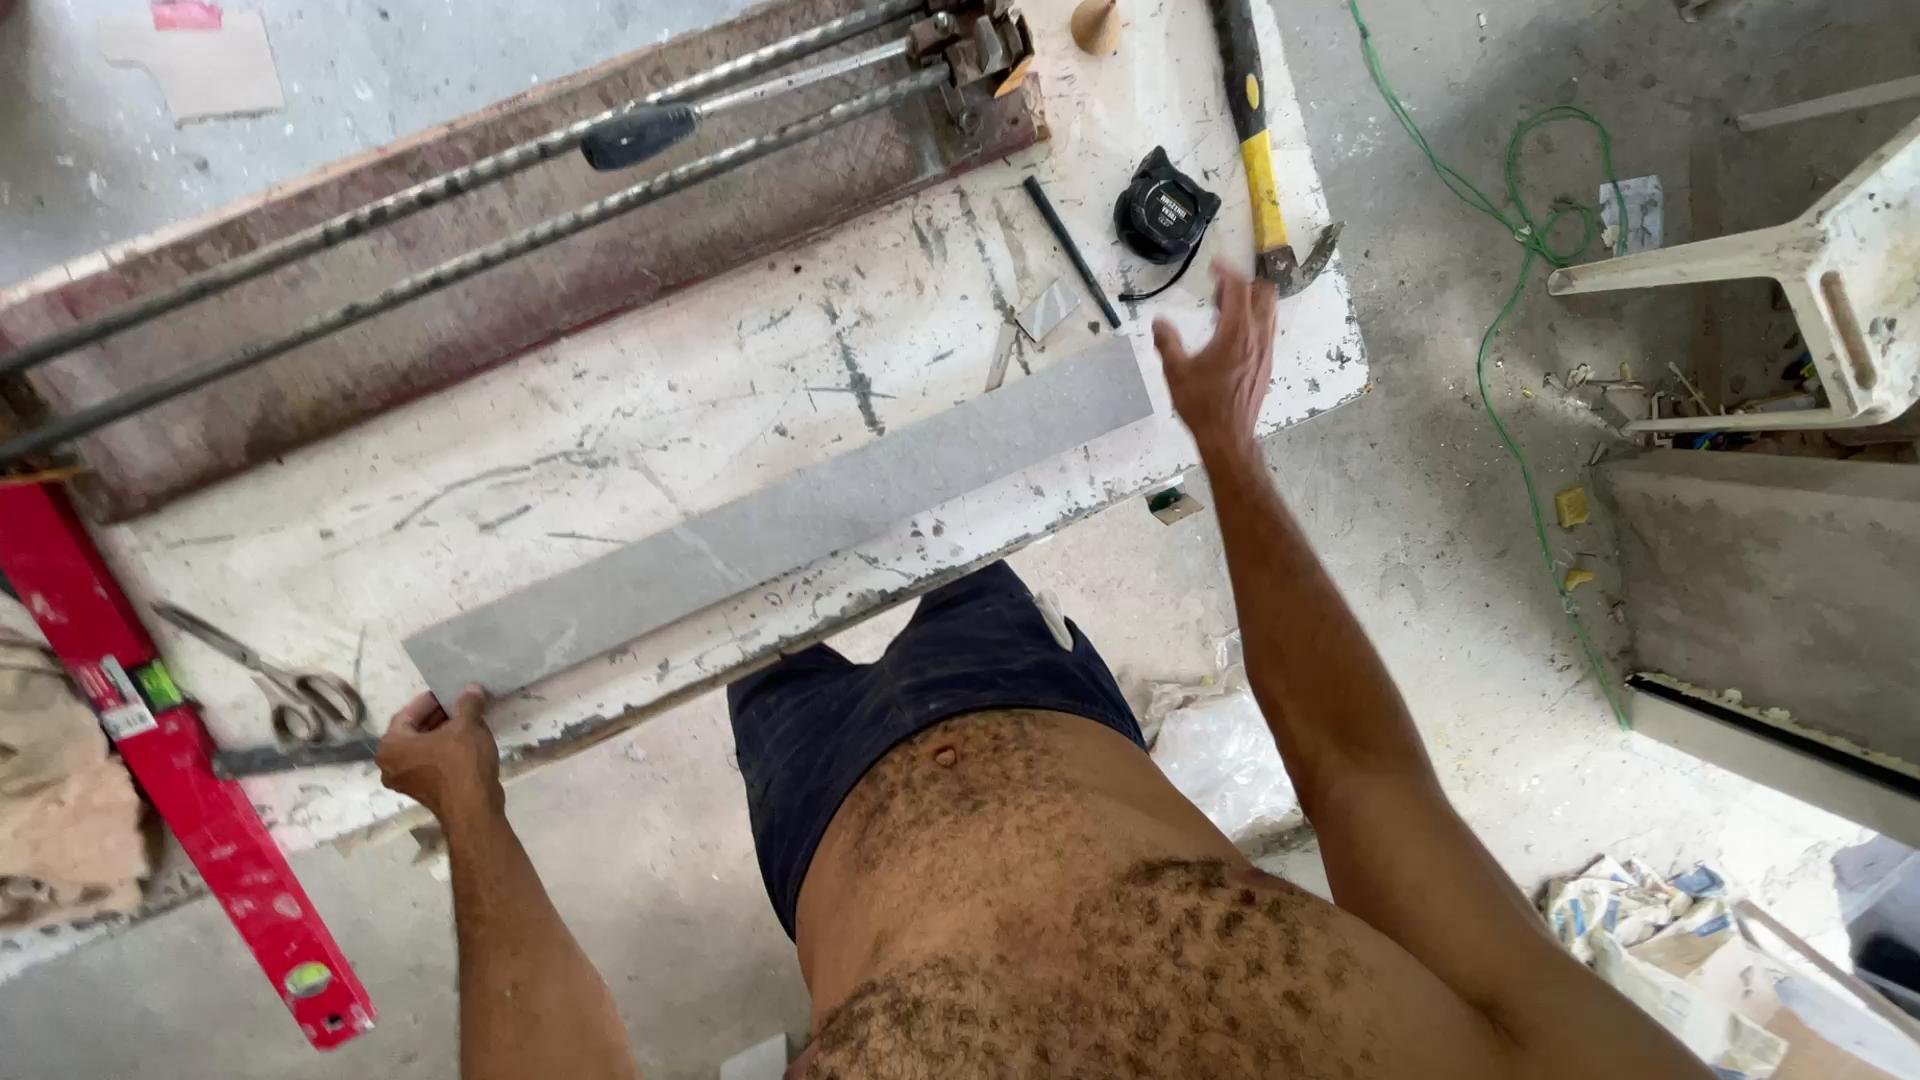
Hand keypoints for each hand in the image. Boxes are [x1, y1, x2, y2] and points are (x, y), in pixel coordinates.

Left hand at [378, 686, 502, 821]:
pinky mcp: (420, 790)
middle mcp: (388, 764)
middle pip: (411, 731)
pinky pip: (426, 762)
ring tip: (465, 722)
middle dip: (436, 716)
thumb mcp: (468, 726)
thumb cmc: (462, 762)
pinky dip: (441, 750)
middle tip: (460, 705)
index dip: (429, 700)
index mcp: (391, 746)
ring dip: (440, 733)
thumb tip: (471, 689)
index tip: (449, 691)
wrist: (471, 806)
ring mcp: (403, 780)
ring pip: (419, 748)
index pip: (407, 714)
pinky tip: (464, 744)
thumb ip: (467, 703)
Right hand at [1152, 259, 1278, 460]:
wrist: (1228, 436)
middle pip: (1264, 293)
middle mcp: (1258, 337)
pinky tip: (1232, 338)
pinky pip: (1268, 330)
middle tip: (1219, 292)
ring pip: (1270, 311)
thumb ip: (1167, 343)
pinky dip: (1254, 321)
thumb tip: (1159, 322)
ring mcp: (1266, 351)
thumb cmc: (1201, 406)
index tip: (1213, 266)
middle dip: (1244, 285)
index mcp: (1236, 334)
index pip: (1238, 289)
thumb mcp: (1176, 373)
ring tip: (1225, 313)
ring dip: (1251, 303)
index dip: (1226, 271)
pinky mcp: (1267, 364)